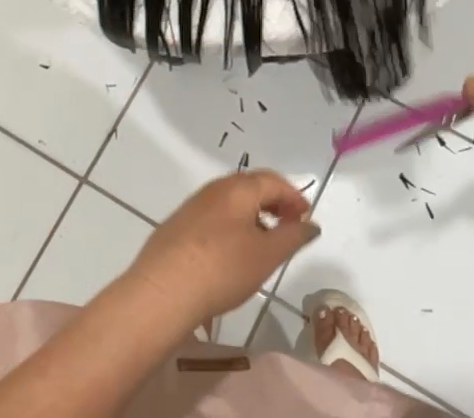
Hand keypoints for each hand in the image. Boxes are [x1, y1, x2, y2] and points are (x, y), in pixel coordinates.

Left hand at [119, 171, 320, 330]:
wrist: (162, 292)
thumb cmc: (222, 269)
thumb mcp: (267, 256)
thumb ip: (293, 236)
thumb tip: (311, 224)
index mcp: (238, 188)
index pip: (274, 181)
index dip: (295, 198)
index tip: (307, 219)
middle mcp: (214, 189)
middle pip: (251, 187)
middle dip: (274, 204)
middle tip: (288, 228)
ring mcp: (192, 207)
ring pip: (231, 203)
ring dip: (252, 216)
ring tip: (262, 244)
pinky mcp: (177, 226)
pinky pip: (213, 217)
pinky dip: (231, 227)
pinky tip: (231, 254)